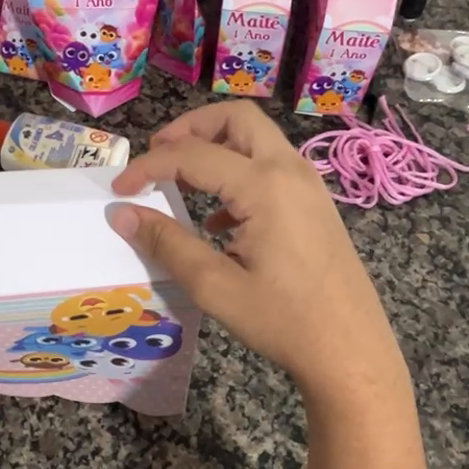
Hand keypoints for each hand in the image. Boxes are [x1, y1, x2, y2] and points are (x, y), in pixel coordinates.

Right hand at [109, 101, 404, 400]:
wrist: (350, 349)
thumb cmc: (282, 320)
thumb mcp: (215, 286)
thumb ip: (167, 243)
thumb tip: (122, 214)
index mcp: (264, 185)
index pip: (192, 155)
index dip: (148, 167)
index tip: (118, 190)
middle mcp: (289, 171)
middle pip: (235, 118)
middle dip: (189, 129)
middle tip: (156, 156)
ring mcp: (308, 186)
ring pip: (256, 140)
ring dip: (215, 148)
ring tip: (180, 184)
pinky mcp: (314, 205)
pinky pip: (271, 168)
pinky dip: (238, 173)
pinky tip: (218, 222)